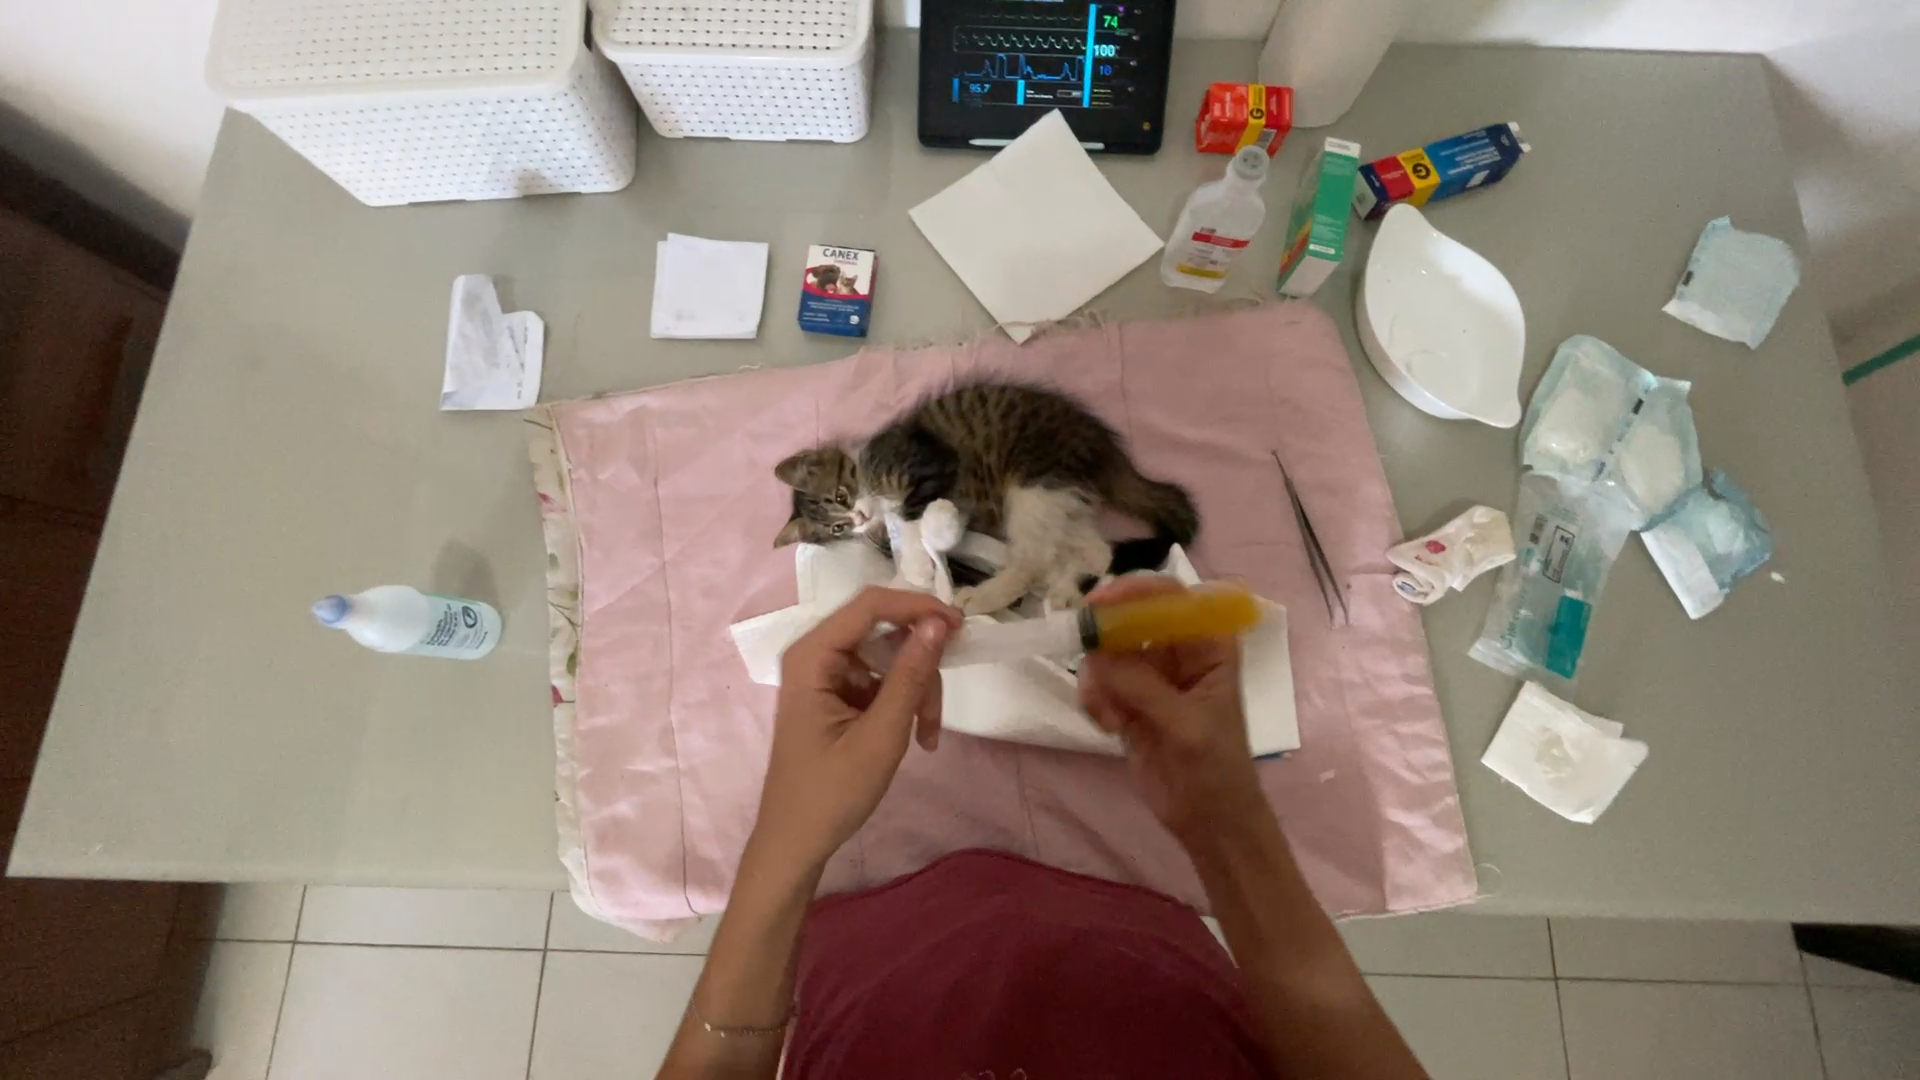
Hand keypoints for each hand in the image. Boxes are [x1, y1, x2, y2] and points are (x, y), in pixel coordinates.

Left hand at [751, 587, 960, 879]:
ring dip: (917, 690)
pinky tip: (917, 736)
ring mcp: (826, 673)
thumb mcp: (881, 734)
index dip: (918, 606)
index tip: (959, 626)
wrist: (796, 843)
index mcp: (811, 655)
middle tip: (940, 704)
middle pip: (884, 631)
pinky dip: (905, 702)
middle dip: (920, 666)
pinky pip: (883, 679)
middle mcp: (815, 653)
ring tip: (927, 736)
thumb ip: (910, 674)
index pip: (871, 605)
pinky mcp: (837, 692)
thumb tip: (939, 623)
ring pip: (890, 657)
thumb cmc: (831, 792)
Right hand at [1078, 577, 1266, 839]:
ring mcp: (1150, 675)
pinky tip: (1107, 726)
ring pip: (1107, 649)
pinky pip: (1098, 681)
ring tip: (1107, 713)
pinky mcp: (1127, 698)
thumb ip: (1142, 688)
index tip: (1100, 602)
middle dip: (1104, 631)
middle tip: (1080, 643)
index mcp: (1208, 645)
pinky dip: (1094, 698)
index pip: (1172, 598)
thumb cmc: (1216, 769)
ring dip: (1097, 675)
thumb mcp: (1185, 726)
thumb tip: (1096, 656)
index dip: (1136, 591)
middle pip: (1131, 616)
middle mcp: (1177, 651)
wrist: (1209, 821)